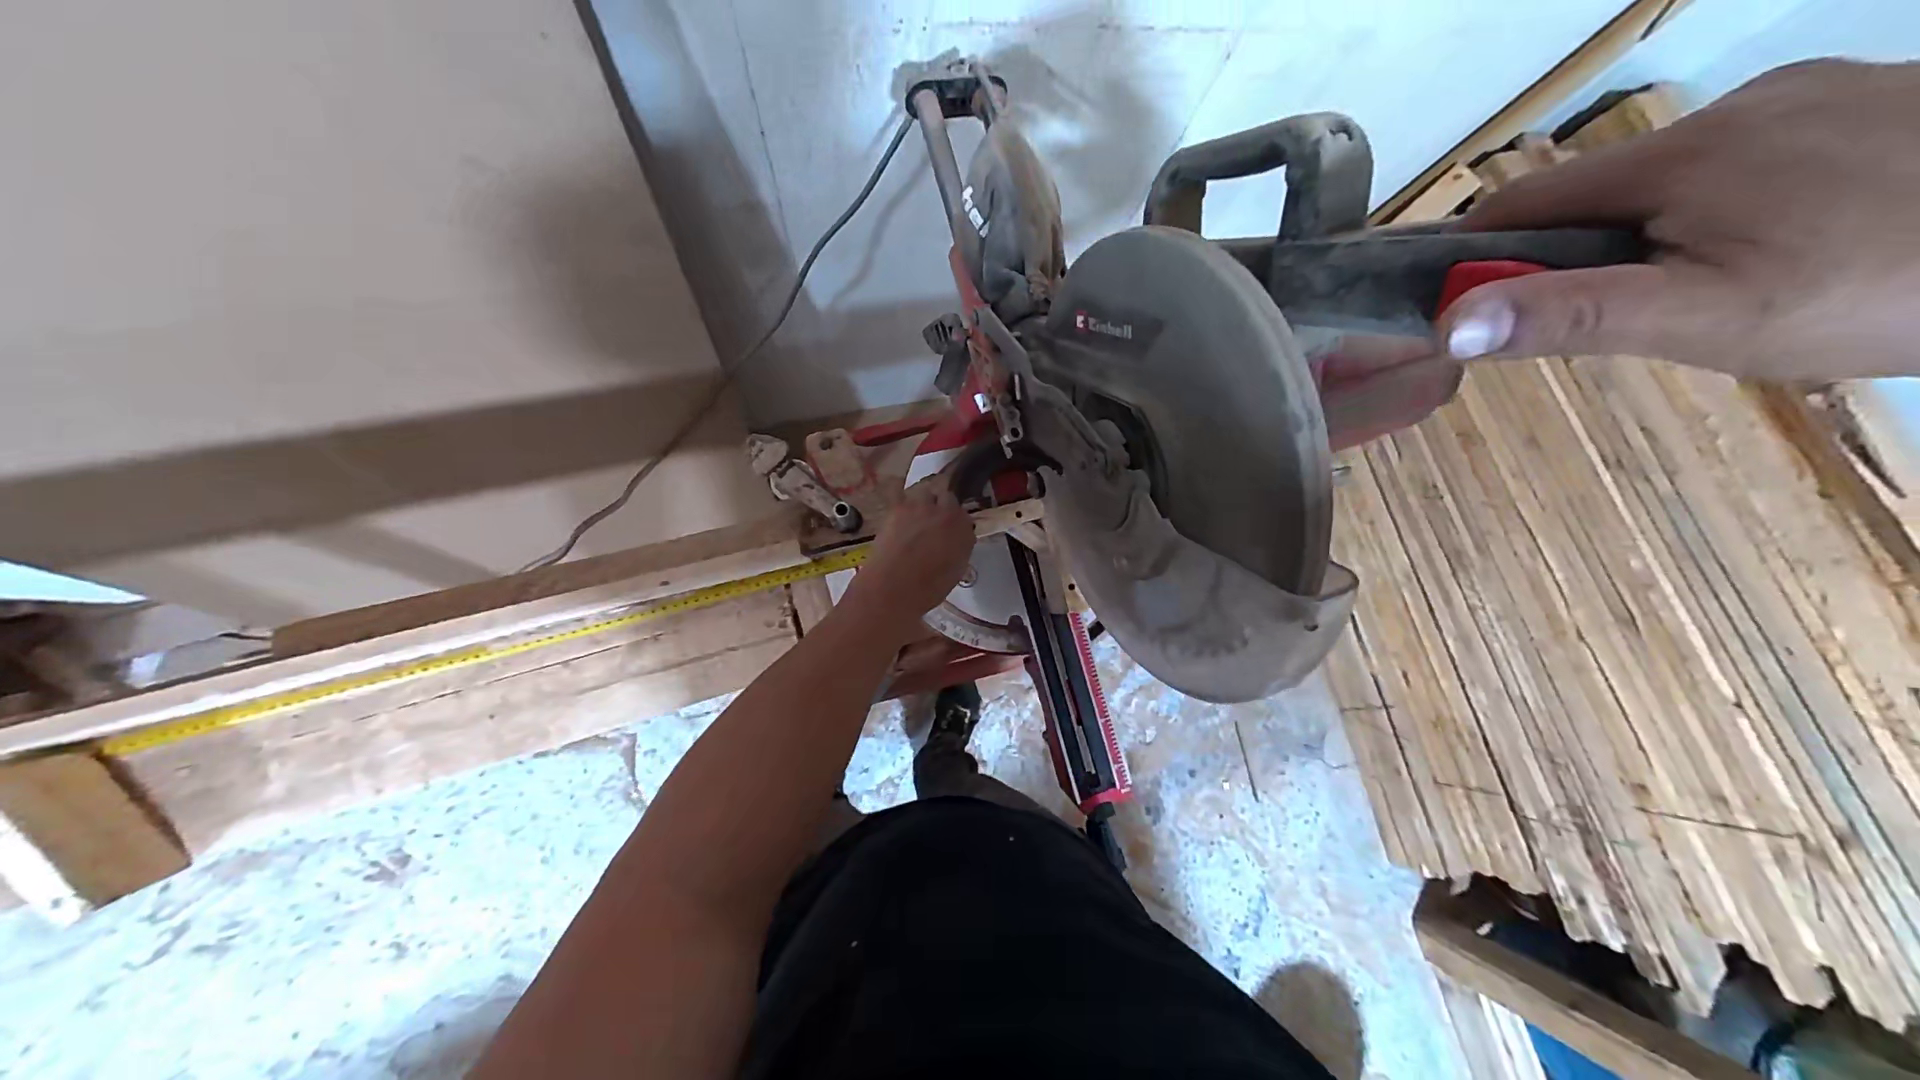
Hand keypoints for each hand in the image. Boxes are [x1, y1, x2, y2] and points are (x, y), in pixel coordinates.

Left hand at [840, 480, 975, 629]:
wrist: (895, 586)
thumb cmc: (929, 587)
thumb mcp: (955, 571)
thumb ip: (959, 549)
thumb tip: (956, 541)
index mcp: (964, 529)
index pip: (964, 516)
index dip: (956, 523)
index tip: (950, 531)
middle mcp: (946, 512)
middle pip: (947, 498)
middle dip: (942, 506)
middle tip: (933, 522)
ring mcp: (921, 507)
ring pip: (925, 493)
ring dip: (922, 502)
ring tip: (914, 514)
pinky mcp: (898, 508)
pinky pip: (898, 491)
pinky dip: (897, 491)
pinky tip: (894, 493)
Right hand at [1444, 59, 1919, 380]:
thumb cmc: (1890, 283)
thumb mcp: (1705, 319)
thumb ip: (1572, 315)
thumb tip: (1450, 325)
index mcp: (1677, 158)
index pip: (1518, 203)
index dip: (1471, 256)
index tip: (1460, 308)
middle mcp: (1734, 110)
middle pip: (1593, 193)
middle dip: (1570, 255)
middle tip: (1611, 319)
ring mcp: (1812, 100)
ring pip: (1670, 181)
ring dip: (1647, 235)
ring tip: (1707, 292)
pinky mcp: (1872, 108)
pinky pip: (1747, 165)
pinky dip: (1723, 211)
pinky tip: (1781, 249)